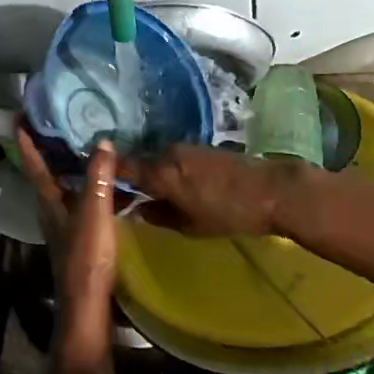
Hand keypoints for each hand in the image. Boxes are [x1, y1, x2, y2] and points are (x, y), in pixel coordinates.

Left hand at [15, 128, 118, 307]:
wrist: (87, 304)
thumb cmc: (86, 256)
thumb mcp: (94, 213)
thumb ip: (97, 178)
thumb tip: (101, 140)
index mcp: (48, 200)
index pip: (34, 164)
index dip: (27, 141)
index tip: (20, 118)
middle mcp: (51, 209)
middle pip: (47, 173)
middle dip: (50, 149)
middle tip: (61, 124)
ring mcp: (63, 224)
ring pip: (64, 187)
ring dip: (72, 169)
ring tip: (90, 149)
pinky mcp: (77, 236)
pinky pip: (81, 202)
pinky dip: (91, 189)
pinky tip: (110, 188)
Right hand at [116, 144, 301, 238]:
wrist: (273, 191)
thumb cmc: (229, 213)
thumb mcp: (190, 226)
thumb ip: (158, 216)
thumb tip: (138, 209)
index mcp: (158, 173)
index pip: (120, 168)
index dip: (106, 175)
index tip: (100, 186)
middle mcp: (166, 154)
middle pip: (138, 163)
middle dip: (130, 177)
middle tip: (127, 195)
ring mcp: (184, 148)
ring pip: (157, 160)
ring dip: (151, 174)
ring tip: (153, 192)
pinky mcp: (200, 148)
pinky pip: (173, 158)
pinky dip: (168, 169)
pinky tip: (177, 184)